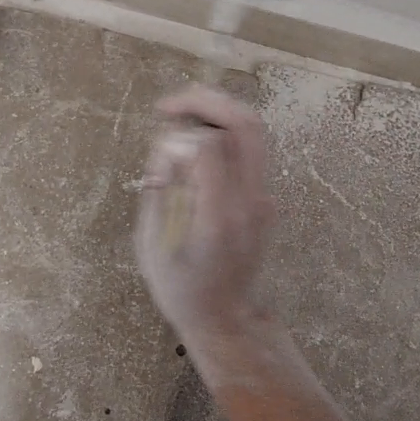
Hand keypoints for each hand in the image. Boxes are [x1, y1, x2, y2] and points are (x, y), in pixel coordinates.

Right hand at [134, 86, 276, 342]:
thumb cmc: (182, 289)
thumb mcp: (153, 246)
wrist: (227, 319)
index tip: (159, 155)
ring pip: (254, 131)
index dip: (178, 138)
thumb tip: (166, 146)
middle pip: (244, 125)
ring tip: (184, 110)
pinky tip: (197, 137)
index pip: (209, 147)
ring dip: (218, 111)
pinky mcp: (266, 199)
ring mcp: (265, 199)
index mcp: (219, 217)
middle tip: (171, 104)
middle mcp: (251, 202)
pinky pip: (251, 150)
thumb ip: (158, 192)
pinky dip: (224, 132)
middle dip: (206, 101)